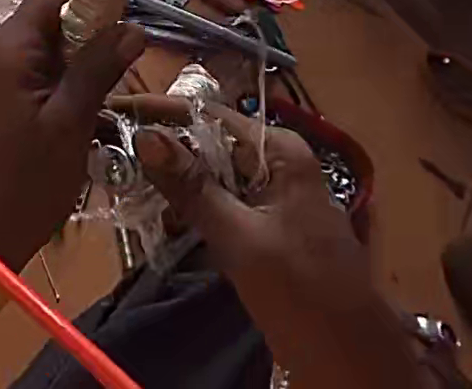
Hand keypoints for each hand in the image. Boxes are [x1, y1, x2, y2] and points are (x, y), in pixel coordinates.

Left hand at [0, 0, 144, 269]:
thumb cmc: (24, 182)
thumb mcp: (70, 124)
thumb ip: (97, 69)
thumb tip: (133, 26)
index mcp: (6, 46)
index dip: (87, 5)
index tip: (118, 36)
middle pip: (43, 22)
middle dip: (81, 44)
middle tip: (109, 86)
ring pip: (35, 49)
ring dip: (67, 69)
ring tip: (89, 111)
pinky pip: (20, 71)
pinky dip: (47, 84)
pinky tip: (64, 120)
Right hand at [133, 102, 354, 280]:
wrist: (359, 375)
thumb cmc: (305, 297)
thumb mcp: (240, 238)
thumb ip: (191, 185)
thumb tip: (143, 135)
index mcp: (280, 151)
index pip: (207, 115)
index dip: (159, 111)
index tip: (115, 109)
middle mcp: (276, 162)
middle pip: (205, 140)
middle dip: (161, 145)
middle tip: (112, 146)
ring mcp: (271, 194)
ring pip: (208, 171)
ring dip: (170, 176)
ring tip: (123, 173)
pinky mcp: (264, 224)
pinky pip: (217, 198)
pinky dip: (187, 201)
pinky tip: (156, 206)